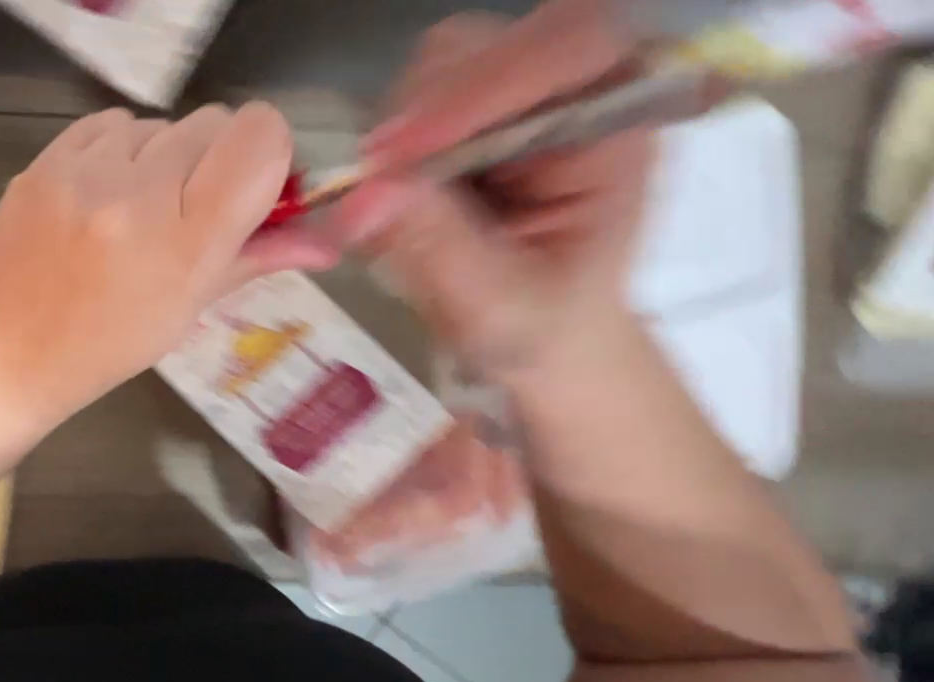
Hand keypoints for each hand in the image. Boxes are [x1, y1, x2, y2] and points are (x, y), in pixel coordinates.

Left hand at [0, 103, 335, 429]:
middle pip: (212, 122)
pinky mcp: (42, 164)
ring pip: (156, 123)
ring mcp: (82, 176)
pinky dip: (112, 154)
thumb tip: (326, 241)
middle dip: (207, 164)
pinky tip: (96, 202)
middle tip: (178, 219)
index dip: (263, 157)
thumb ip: (256, 260)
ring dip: (155, 160)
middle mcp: (136, 196)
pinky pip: (106, 125)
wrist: (6, 359)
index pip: (260, 136)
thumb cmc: (104, 349)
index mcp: (185, 243)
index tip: (246, 190)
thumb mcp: (185, 313)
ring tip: (126, 220)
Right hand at [336, 0, 654, 375]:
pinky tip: (382, 204)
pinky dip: (383, 155)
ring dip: (398, 135)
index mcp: (616, 121)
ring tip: (382, 206)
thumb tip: (363, 198)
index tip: (400, 150)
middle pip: (487, 45)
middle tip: (377, 181)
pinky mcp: (463, 122)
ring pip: (438, 70)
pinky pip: (408, 110)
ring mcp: (512, 102)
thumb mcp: (494, 304)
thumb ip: (438, 247)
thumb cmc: (539, 327)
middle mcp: (570, 90)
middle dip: (425, 111)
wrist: (539, 339)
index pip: (566, 49)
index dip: (482, 85)